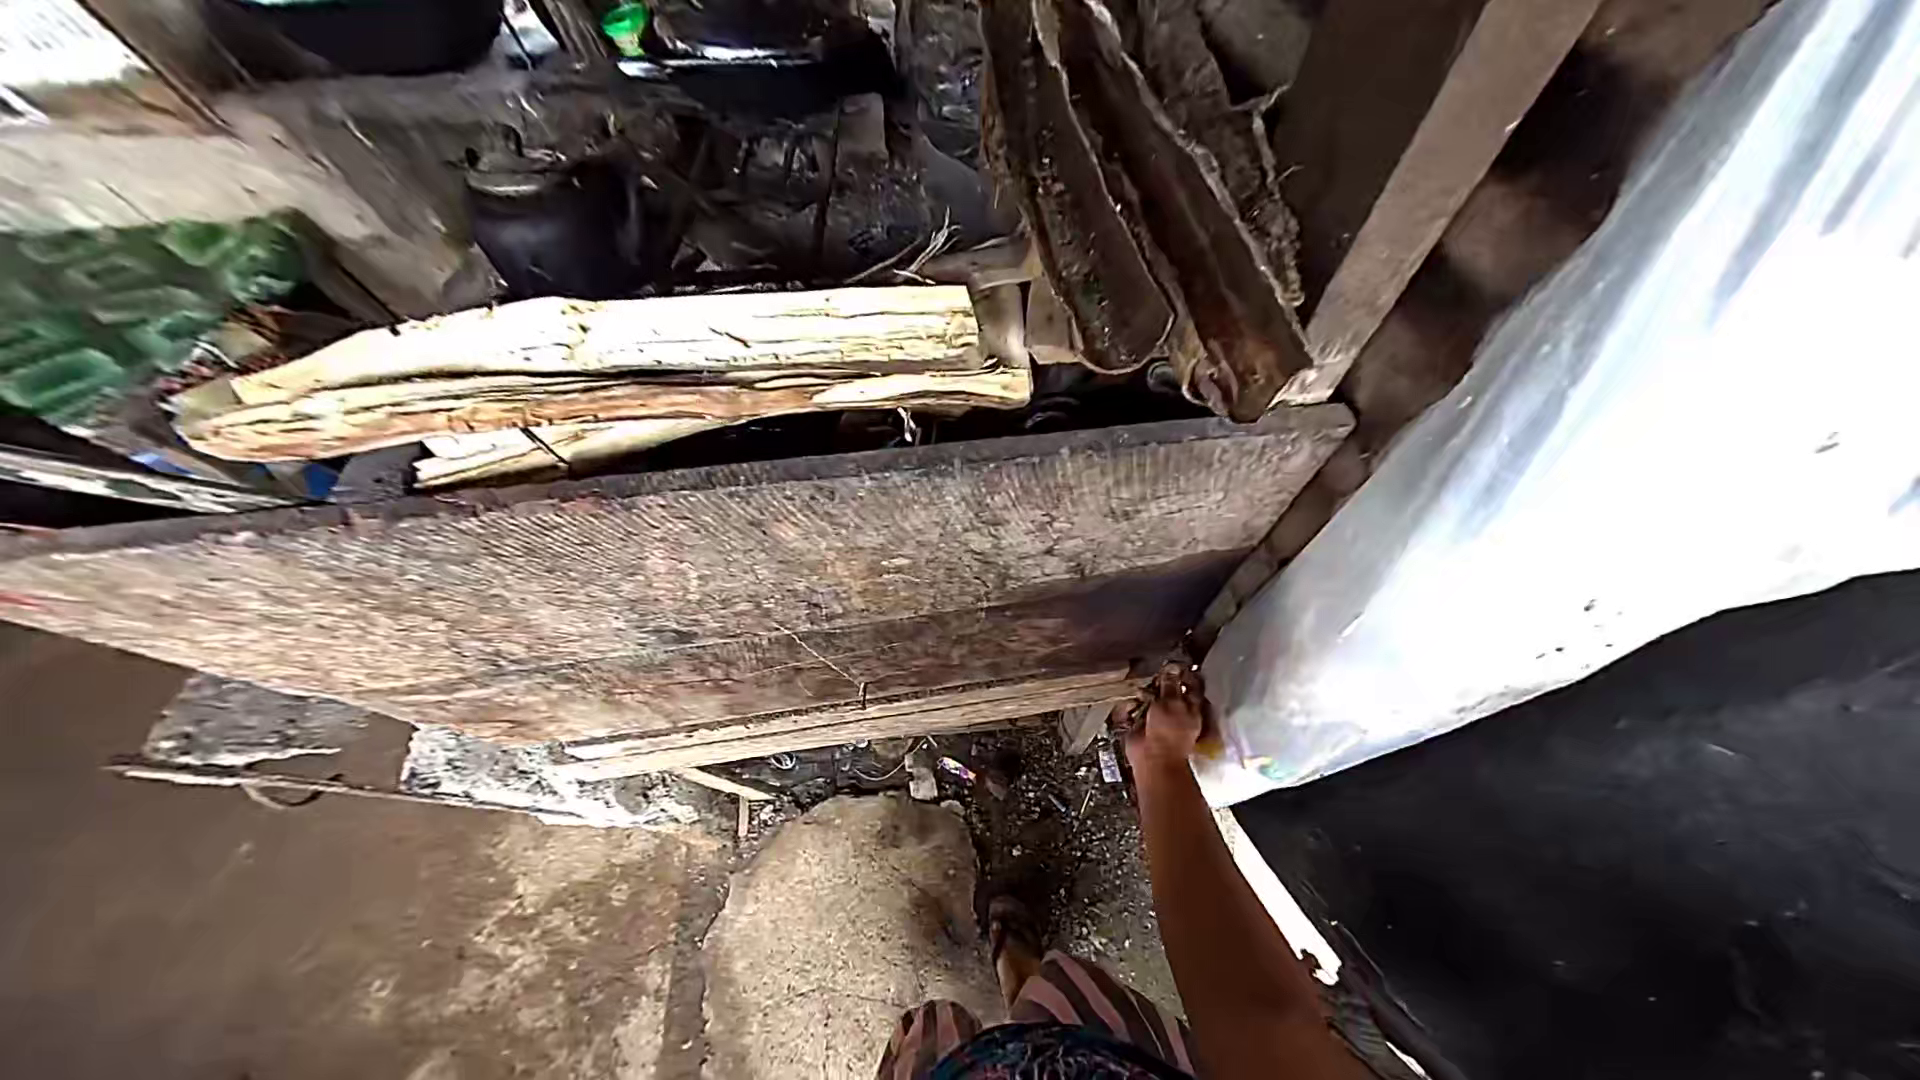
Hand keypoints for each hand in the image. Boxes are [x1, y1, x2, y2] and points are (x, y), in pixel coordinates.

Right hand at [1128, 664, 1207, 773]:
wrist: (1151, 758)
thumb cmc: (1168, 734)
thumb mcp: (1171, 703)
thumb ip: (1170, 685)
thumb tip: (1172, 667)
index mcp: (1190, 707)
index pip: (1189, 684)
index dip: (1182, 673)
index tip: (1172, 662)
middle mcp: (1174, 711)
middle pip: (1166, 689)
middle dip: (1158, 682)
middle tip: (1152, 676)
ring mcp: (1156, 717)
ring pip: (1148, 697)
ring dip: (1142, 694)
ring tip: (1140, 694)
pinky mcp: (1140, 724)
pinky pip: (1132, 709)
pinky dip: (1129, 707)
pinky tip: (1130, 706)